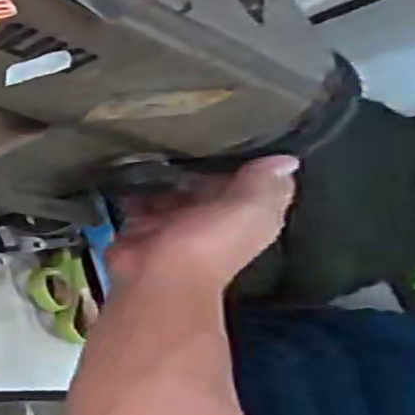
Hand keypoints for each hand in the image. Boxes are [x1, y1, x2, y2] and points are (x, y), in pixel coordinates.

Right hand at [107, 155, 299, 294]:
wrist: (155, 277)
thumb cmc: (208, 243)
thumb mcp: (249, 210)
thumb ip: (263, 184)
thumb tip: (286, 159)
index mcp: (248, 216)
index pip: (251, 182)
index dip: (242, 161)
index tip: (227, 137)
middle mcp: (213, 218)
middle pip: (207, 185)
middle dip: (194, 165)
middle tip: (179, 138)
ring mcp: (173, 223)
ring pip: (170, 191)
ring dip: (161, 175)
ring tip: (150, 148)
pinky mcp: (139, 226)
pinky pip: (137, 201)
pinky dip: (133, 188)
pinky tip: (128, 170)